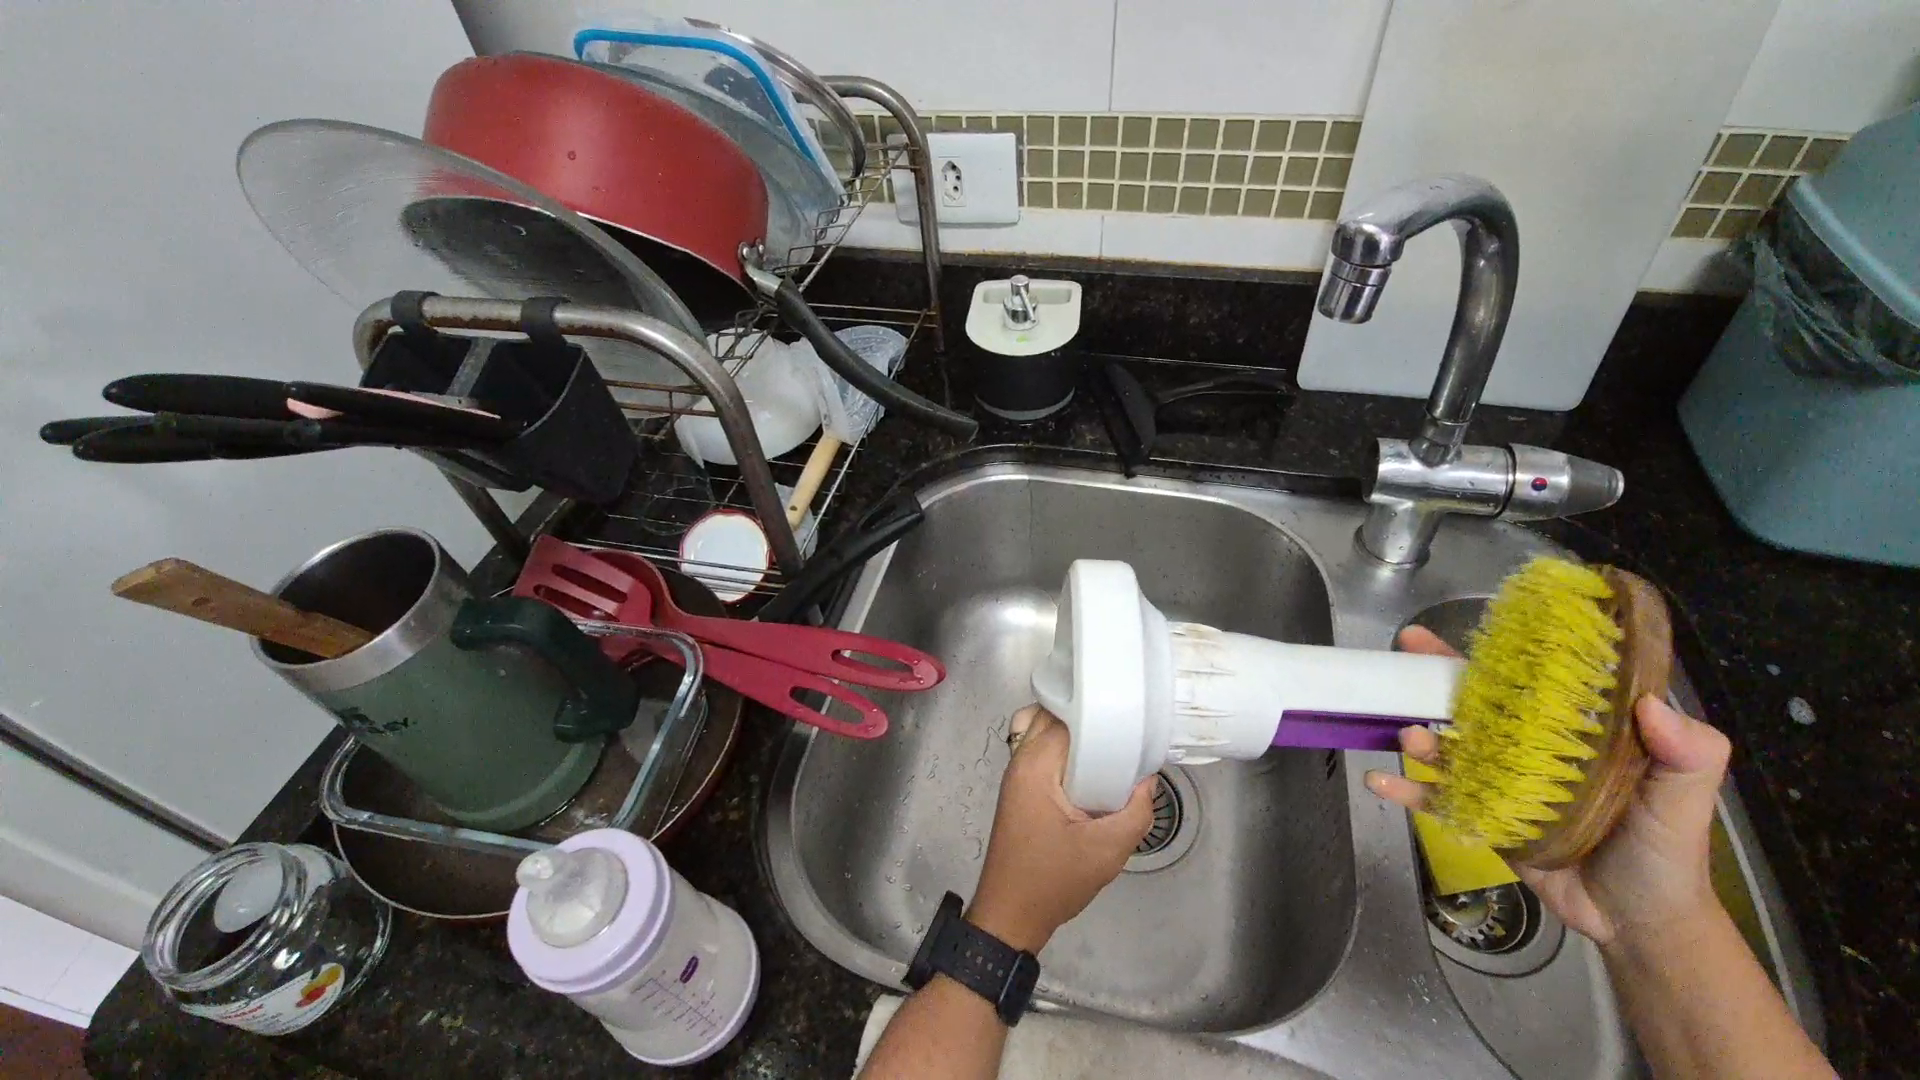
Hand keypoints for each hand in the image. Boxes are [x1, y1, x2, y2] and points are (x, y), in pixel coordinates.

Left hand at [966, 706, 1155, 951]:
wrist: (1011, 915)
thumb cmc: (1053, 881)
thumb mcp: (1106, 851)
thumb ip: (1135, 812)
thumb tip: (1148, 781)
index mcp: (1035, 767)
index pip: (1065, 718)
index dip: (1096, 711)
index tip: (1128, 715)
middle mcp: (1020, 762)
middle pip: (1048, 715)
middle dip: (1084, 715)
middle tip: (1122, 727)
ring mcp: (1017, 776)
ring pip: (1040, 731)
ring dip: (1071, 732)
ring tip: (1108, 745)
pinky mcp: (1020, 791)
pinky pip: (1040, 752)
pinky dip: (1061, 750)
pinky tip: (1091, 768)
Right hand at [1366, 626, 1730, 946]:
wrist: (1637, 922)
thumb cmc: (1665, 852)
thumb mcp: (1685, 800)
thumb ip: (1688, 754)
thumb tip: (1652, 705)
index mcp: (1571, 731)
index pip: (1524, 680)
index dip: (1488, 653)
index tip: (1465, 632)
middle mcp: (1528, 748)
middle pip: (1472, 705)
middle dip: (1432, 681)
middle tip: (1400, 663)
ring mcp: (1499, 783)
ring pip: (1449, 750)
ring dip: (1421, 739)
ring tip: (1410, 738)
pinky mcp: (1481, 818)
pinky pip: (1437, 800)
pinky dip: (1406, 790)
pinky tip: (1380, 781)